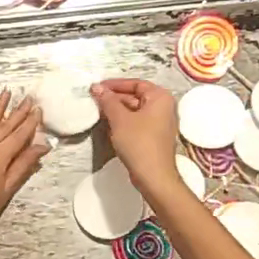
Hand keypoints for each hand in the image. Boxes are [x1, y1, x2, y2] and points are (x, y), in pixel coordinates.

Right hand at [91, 79, 184, 196]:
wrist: (153, 176)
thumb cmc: (139, 143)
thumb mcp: (119, 119)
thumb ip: (107, 101)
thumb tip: (96, 87)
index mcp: (160, 97)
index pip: (136, 83)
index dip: (115, 84)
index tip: (97, 87)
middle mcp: (164, 107)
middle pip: (136, 96)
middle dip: (115, 98)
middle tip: (95, 100)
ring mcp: (160, 123)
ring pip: (135, 110)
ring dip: (117, 110)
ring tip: (98, 111)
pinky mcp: (154, 136)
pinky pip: (137, 122)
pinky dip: (124, 121)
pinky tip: (109, 125)